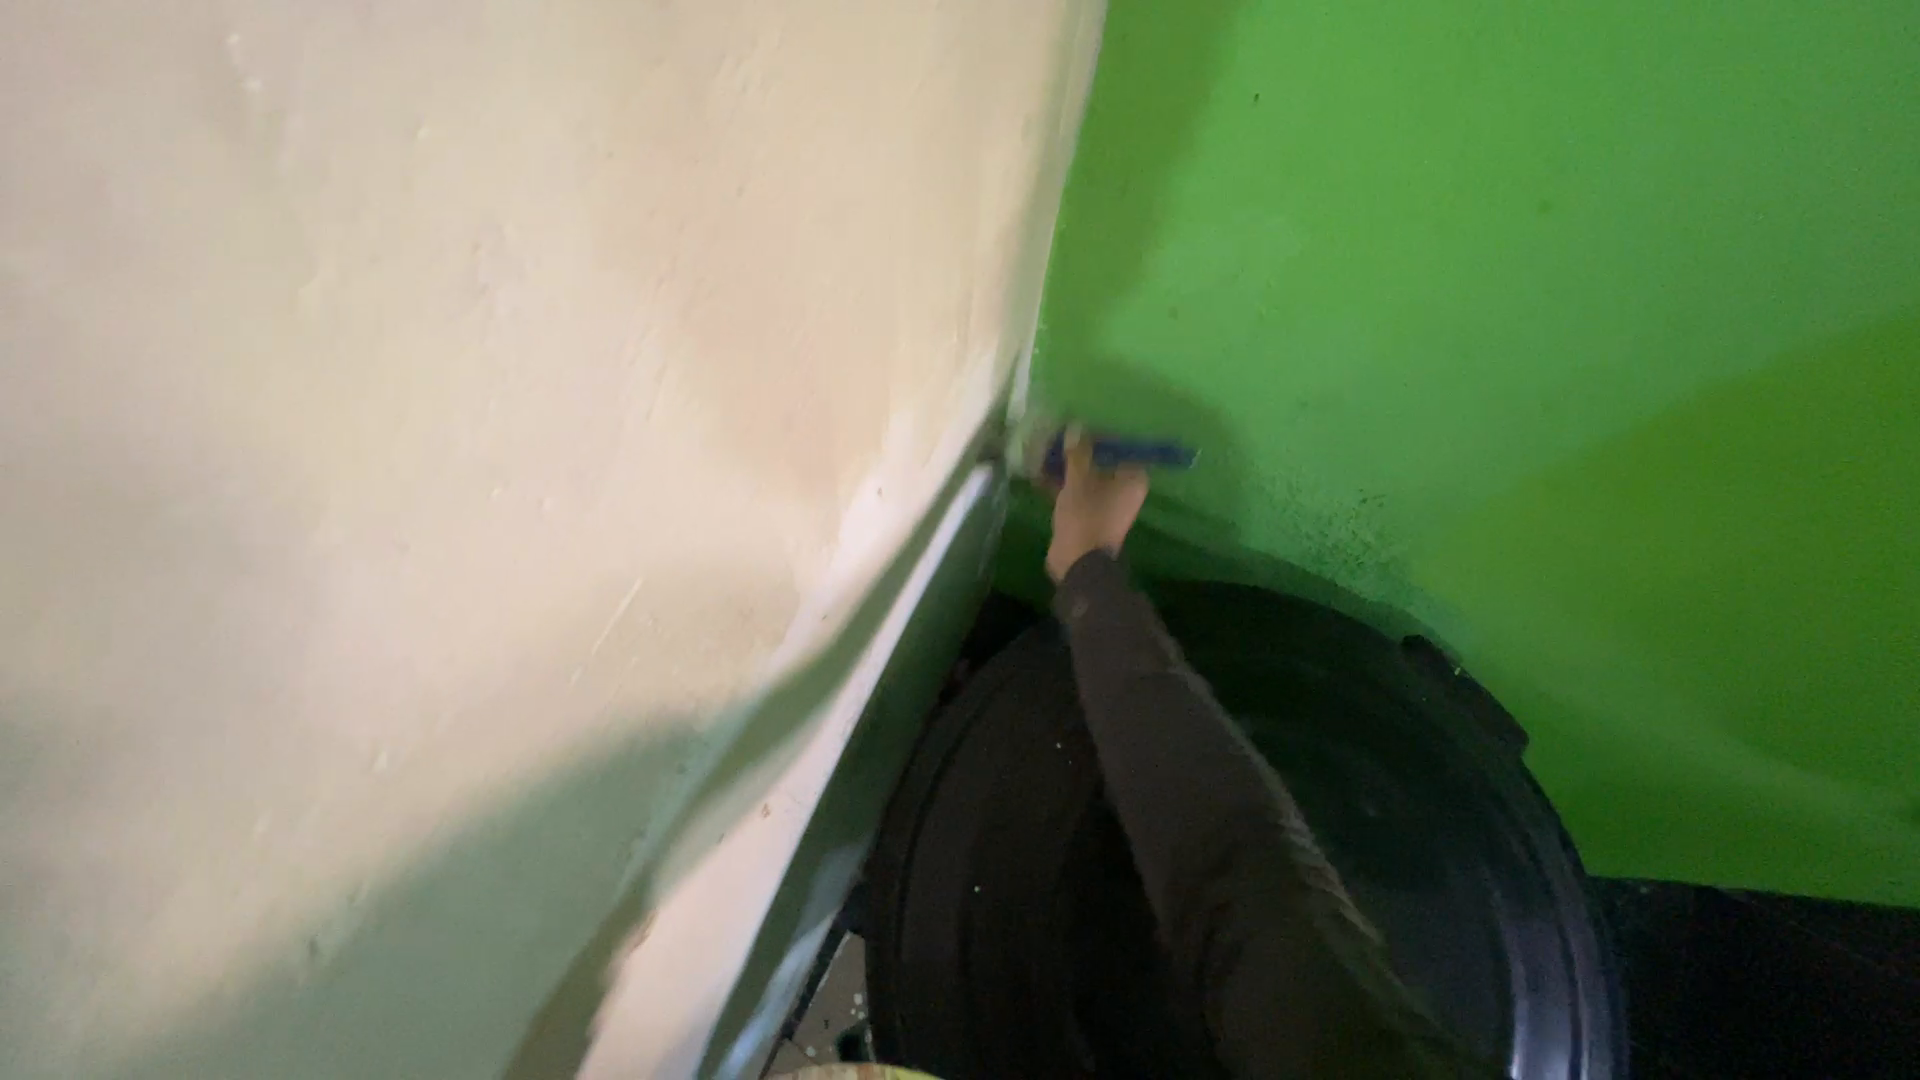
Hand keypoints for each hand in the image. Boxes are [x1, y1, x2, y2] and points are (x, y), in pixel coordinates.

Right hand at [1047, 433, 1149, 580]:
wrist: (1078, 562)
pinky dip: (1060, 483)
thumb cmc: (1086, 516)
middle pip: (1101, 461)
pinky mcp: (1087, 514)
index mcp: (1132, 478)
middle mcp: (1123, 489)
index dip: (1101, 434)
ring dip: (1066, 465)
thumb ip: (1078, 453)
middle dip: (1079, 449)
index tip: (1081, 423)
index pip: (1120, 446)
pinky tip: (1038, 471)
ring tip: (1044, 448)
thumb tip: (1075, 427)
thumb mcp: (1079, 480)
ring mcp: (1105, 503)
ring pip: (1085, 476)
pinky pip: (1075, 491)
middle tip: (1059, 433)